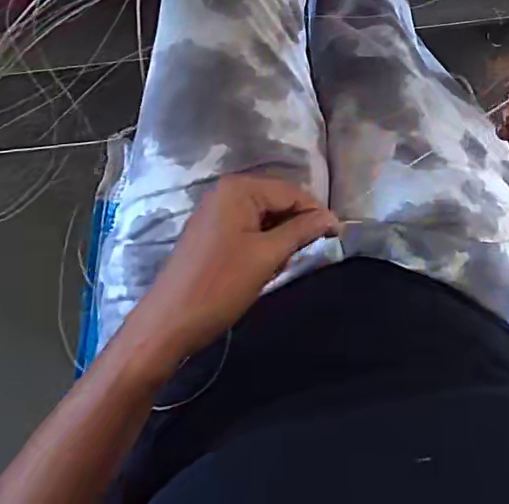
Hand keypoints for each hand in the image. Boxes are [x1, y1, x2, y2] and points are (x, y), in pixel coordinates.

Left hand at [117, 174, 337, 367]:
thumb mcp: (267, 256)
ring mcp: (216, 211)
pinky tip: (267, 266)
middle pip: (276, 200)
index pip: (290, 191)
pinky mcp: (211, 231)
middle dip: (297, 225)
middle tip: (313, 254)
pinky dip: (263, 243)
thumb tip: (331, 218)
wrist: (169, 320)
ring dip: (281, 237)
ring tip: (288, 264)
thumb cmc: (220, 284)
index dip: (316, 213)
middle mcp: (226, 191)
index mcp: (238, 188)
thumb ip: (301, 232)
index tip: (339, 237)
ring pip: (263, 216)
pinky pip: (247, 227)